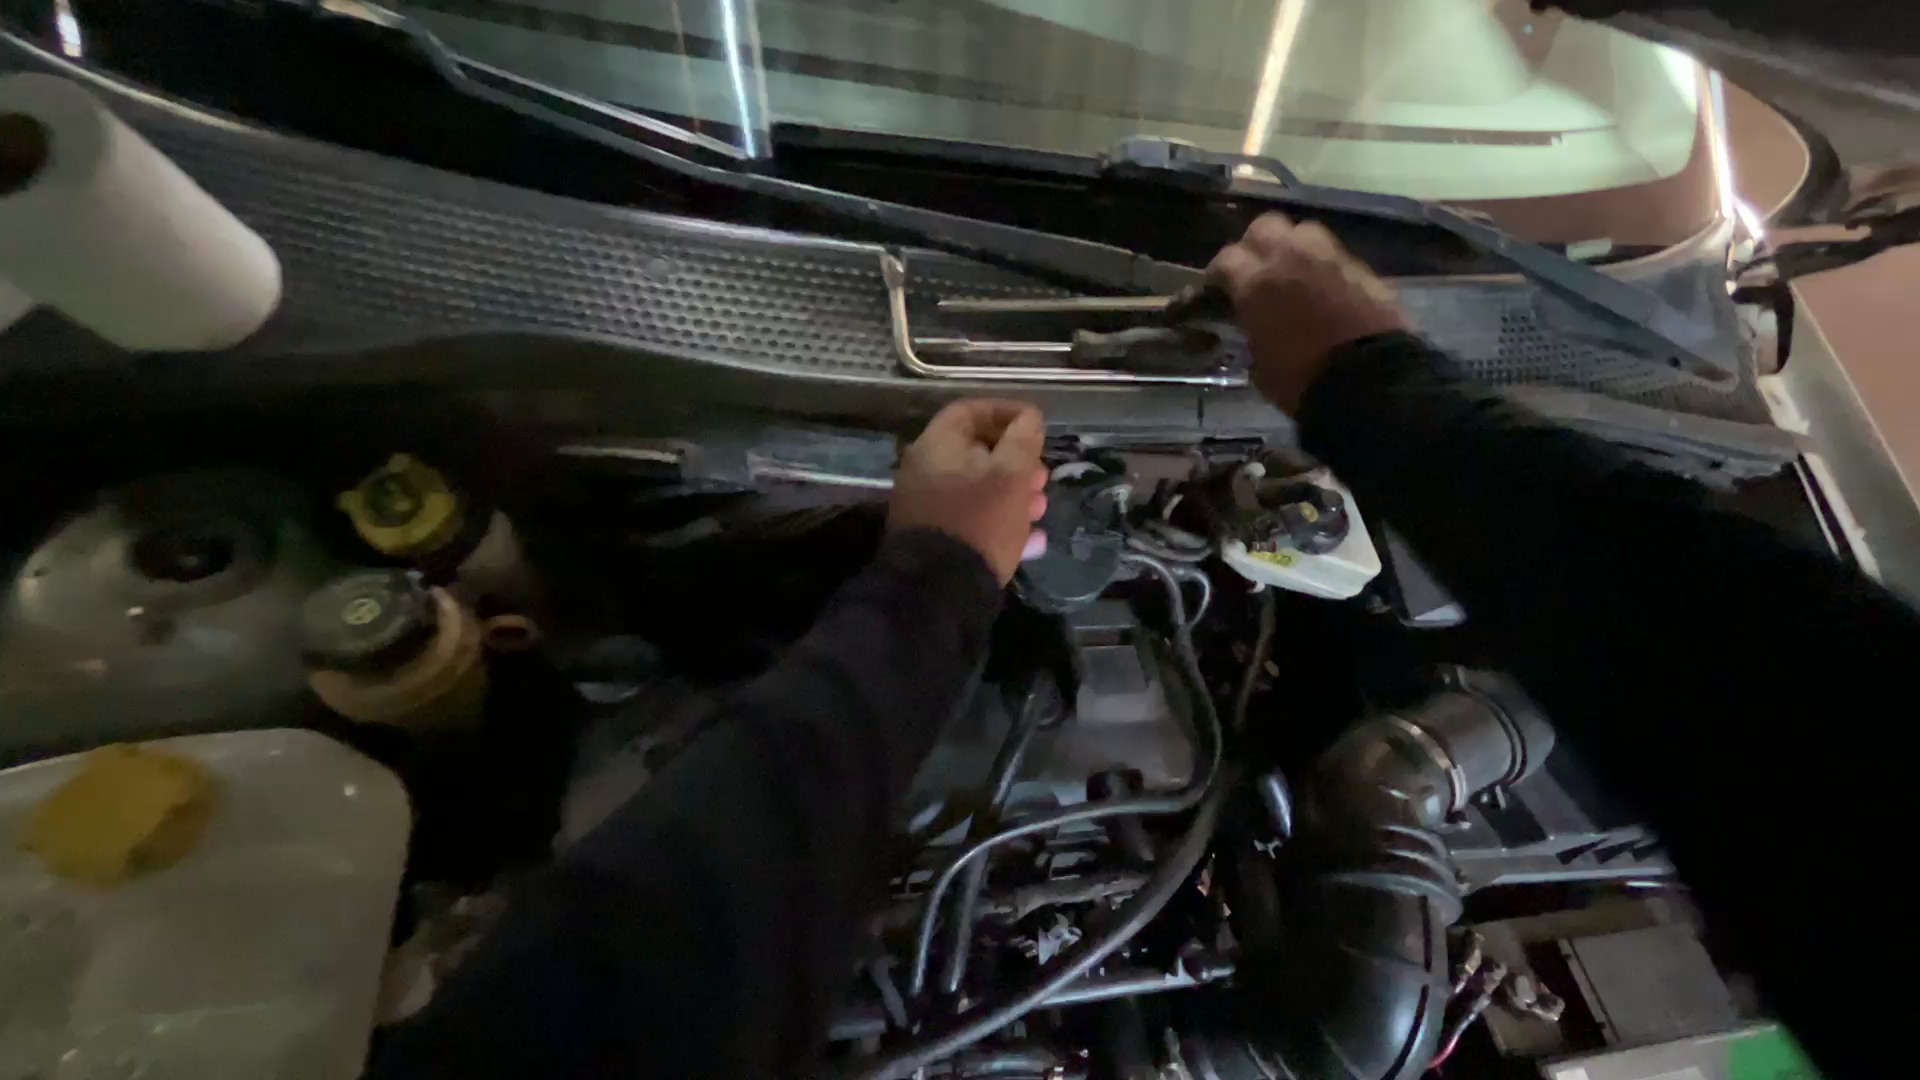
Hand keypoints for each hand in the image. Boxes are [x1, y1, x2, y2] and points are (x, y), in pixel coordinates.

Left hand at [890, 399, 1048, 583]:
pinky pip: (973, 520)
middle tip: (1043, 477)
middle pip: (977, 453)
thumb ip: (1023, 440)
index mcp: (937, 445)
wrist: (939, 588)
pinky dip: (1002, 524)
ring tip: (1040, 509)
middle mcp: (926, 470)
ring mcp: (928, 506)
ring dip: (1015, 495)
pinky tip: (1032, 541)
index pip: (971, 410)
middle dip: (1017, 463)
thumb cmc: (979, 521)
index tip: (1036, 425)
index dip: (1006, 413)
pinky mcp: (936, 538)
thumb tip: (1029, 417)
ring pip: (978, 489)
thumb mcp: (1011, 475)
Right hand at [1206, 212, 1408, 412]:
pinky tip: (1319, 290)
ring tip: (1289, 274)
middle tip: (1253, 272)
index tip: (1215, 290)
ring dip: (1291, 248)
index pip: (1226, 259)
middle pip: (1265, 226)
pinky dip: (1320, 266)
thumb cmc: (1299, 379)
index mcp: (1257, 284)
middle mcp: (1291, 259)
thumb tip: (1250, 321)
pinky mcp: (1361, 268)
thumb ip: (1249, 327)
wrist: (1367, 381)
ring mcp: (1330, 259)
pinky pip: (1332, 254)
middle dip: (1254, 245)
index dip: (1217, 274)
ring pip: (1302, 232)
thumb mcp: (1257, 360)